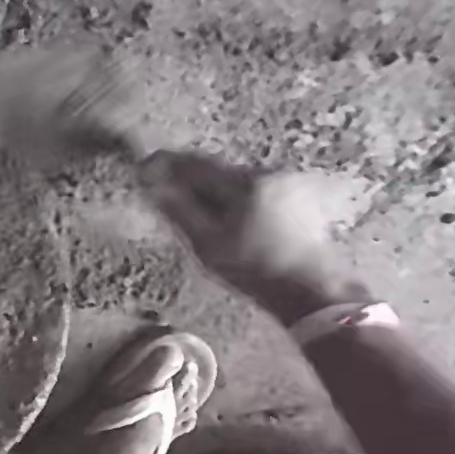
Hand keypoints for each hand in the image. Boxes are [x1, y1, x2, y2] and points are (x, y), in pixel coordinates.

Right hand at [139, 151, 371, 323]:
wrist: (312, 290)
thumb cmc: (254, 270)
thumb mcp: (207, 243)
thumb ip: (178, 209)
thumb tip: (152, 184)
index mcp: (244, 183)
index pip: (194, 164)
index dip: (165, 164)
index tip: (142, 168)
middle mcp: (267, 173)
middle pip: (216, 171)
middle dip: (193, 183)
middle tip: (170, 200)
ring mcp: (287, 182)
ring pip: (236, 181)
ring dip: (216, 193)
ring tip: (205, 219)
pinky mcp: (299, 194)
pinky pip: (256, 189)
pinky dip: (238, 200)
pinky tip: (234, 223)